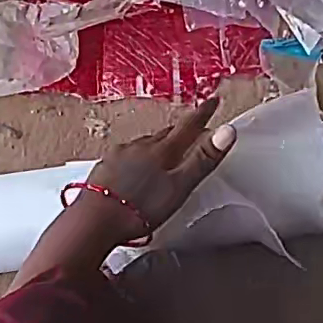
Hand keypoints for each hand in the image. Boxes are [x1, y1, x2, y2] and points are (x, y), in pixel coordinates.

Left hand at [79, 97, 238, 239]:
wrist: (94, 222)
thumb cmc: (140, 209)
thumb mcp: (179, 187)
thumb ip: (203, 160)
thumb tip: (227, 131)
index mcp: (162, 151)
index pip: (188, 126)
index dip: (203, 113)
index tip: (213, 100)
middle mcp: (140, 147)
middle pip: (165, 134)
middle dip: (179, 131)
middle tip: (191, 129)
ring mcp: (119, 156)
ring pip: (144, 145)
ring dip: (156, 145)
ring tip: (164, 152)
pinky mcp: (104, 168)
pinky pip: (125, 157)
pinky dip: (135, 158)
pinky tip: (134, 170)